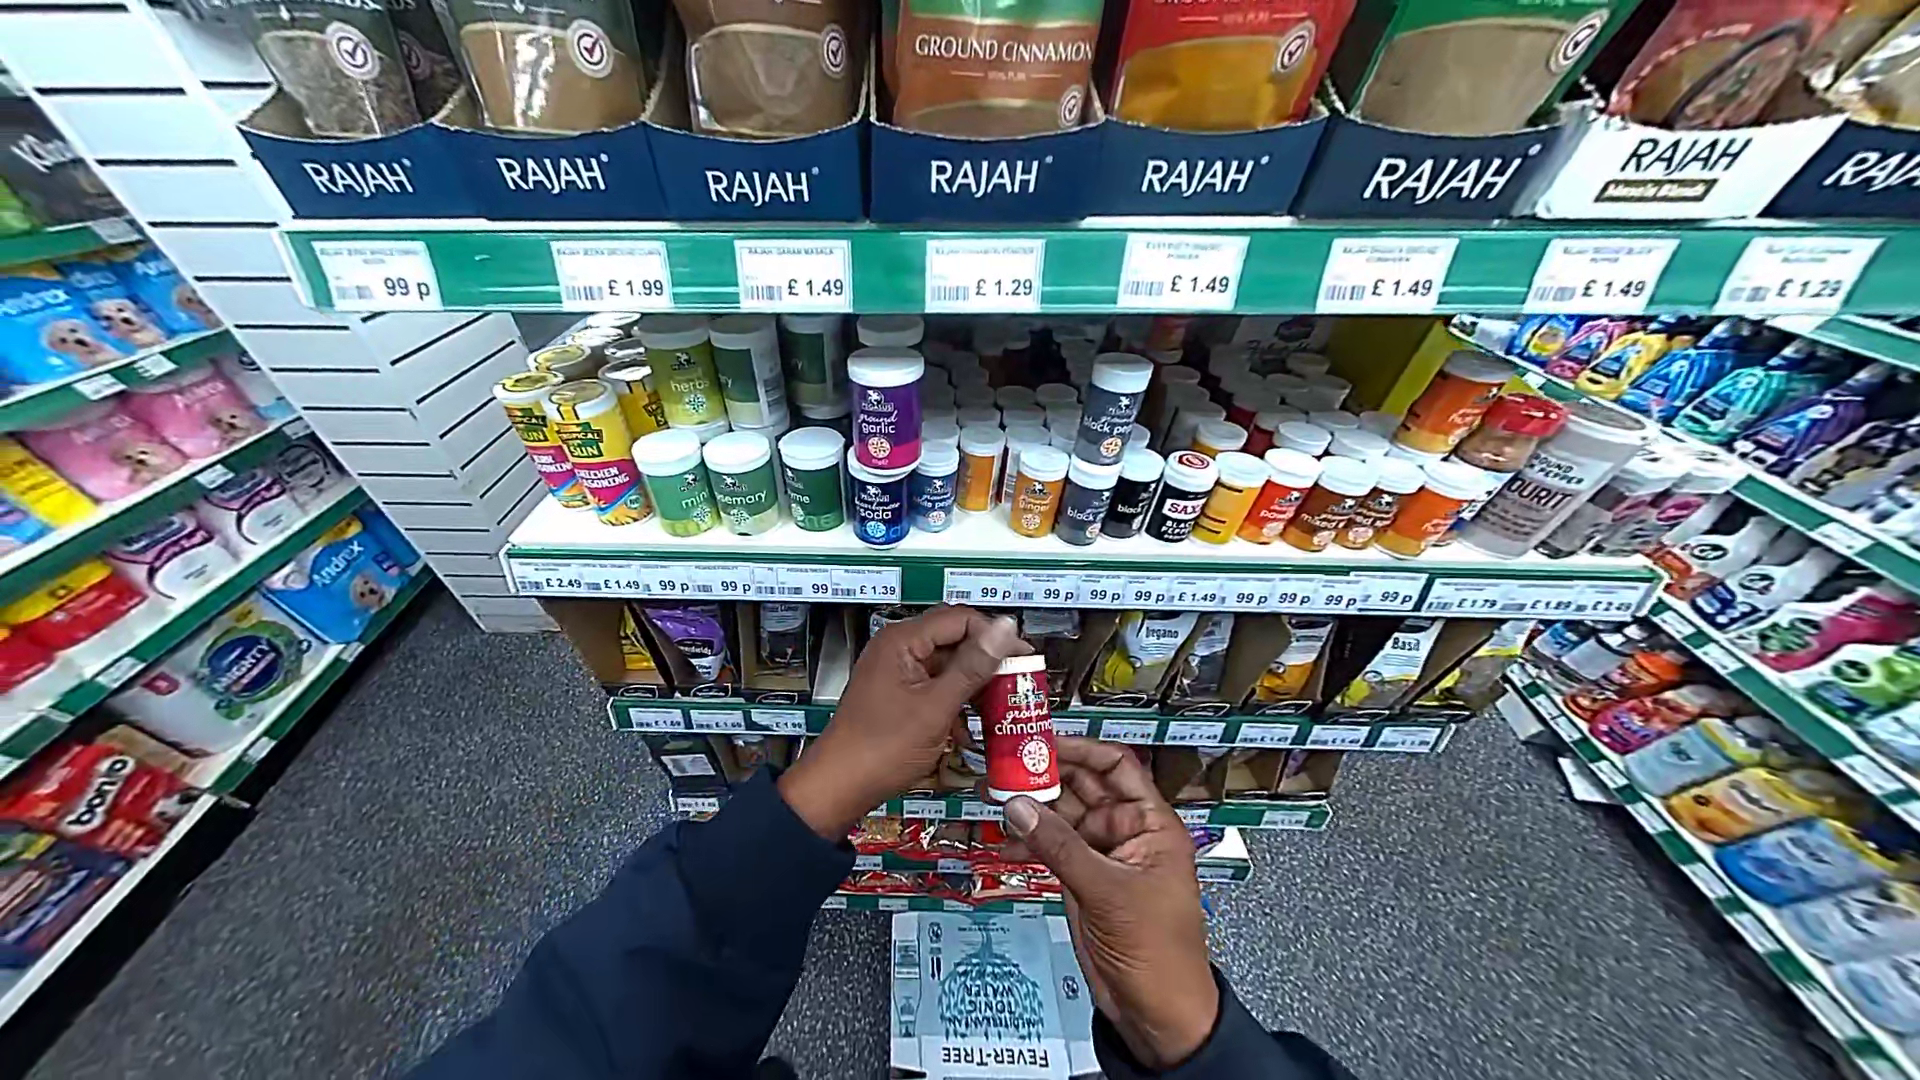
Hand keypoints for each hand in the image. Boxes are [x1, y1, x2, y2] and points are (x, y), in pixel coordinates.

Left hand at [778, 605, 1026, 838]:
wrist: (838, 788)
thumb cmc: (884, 747)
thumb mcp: (937, 706)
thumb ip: (973, 665)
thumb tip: (1007, 626)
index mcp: (903, 640)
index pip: (960, 619)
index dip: (994, 636)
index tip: (1023, 659)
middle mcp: (898, 647)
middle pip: (954, 639)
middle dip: (985, 662)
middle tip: (1016, 683)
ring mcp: (896, 670)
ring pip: (947, 665)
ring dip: (972, 685)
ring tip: (998, 709)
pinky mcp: (897, 692)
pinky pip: (934, 685)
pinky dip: (954, 702)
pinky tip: (967, 730)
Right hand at [1000, 737, 1218, 1070]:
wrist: (1156, 1017)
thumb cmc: (1157, 951)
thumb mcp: (1108, 891)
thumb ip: (1060, 846)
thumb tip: (1018, 805)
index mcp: (1149, 822)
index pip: (1116, 766)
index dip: (1081, 749)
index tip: (1043, 742)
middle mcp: (1124, 830)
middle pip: (1082, 787)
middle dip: (1046, 776)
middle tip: (1006, 766)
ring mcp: (1100, 853)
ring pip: (1061, 817)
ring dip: (1031, 808)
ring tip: (994, 797)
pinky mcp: (1080, 877)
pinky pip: (1050, 847)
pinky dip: (1027, 842)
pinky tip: (1004, 841)